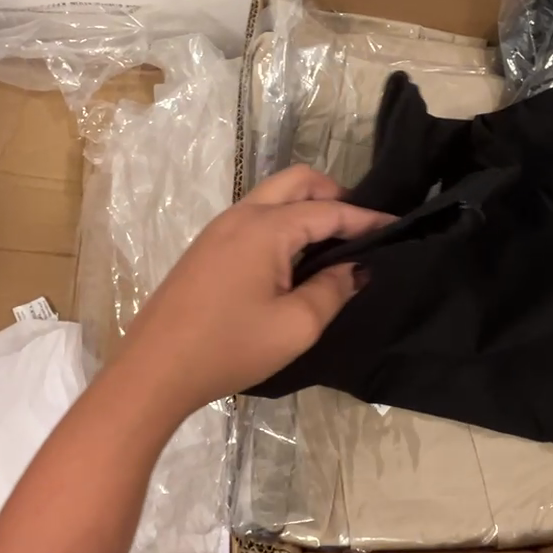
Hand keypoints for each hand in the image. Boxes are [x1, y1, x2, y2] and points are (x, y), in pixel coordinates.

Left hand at [107, 165, 391, 413]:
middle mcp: (241, 215)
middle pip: (297, 182)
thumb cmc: (229, 348)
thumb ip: (333, 290)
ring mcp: (219, 228)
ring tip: (334, 242)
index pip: (328, 210)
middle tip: (361, 227)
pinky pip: (255, 216)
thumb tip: (356, 267)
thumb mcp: (295, 326)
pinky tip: (296, 257)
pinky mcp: (207, 247)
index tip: (397, 227)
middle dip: (334, 195)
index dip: (367, 219)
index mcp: (266, 228)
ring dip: (306, 207)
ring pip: (273, 196)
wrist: (154, 370)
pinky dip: (284, 221)